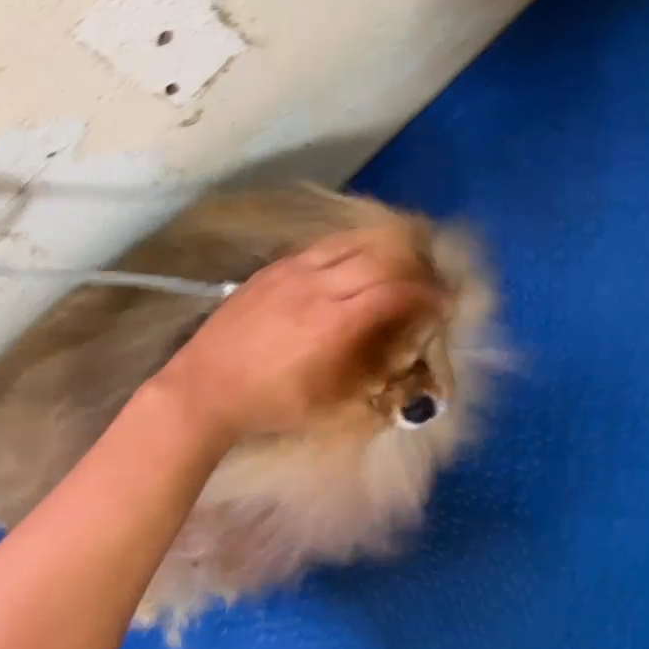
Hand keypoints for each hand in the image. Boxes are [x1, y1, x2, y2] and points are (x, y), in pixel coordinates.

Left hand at [146, 228, 435, 453]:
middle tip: (426, 280)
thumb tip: (401, 352)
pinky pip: (322, 247)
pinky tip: (352, 264)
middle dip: (413, 265)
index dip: (428, 294)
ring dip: (382, 249)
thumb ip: (369, 372)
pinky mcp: (273, 268)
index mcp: (334, 323)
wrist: (204, 388)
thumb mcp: (328, 402)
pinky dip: (349, 250)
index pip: (396, 291)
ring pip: (351, 242)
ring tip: (396, 263)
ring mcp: (292, 271)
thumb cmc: (269, 406)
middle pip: (380, 256)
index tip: (444, 302)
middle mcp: (317, 286)